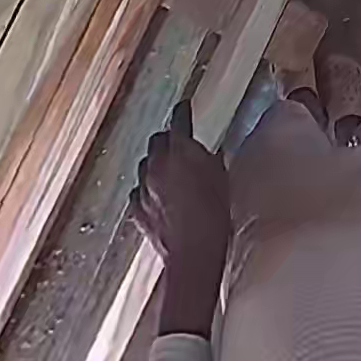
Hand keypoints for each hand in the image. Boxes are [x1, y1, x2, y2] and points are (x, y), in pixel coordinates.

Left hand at [131, 101, 230, 335]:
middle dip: (168, 139)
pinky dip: (147, 189)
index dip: (182, 112)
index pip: (179, 120)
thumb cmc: (215, 213)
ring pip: (145, 164)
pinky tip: (156, 195)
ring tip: (169, 171)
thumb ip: (210, 158)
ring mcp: (144, 187)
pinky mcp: (138, 209)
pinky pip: (138, 191)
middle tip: (179, 143)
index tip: (184, 107)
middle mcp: (157, 163)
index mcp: (181, 149)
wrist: (195, 252)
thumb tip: (209, 152)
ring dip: (156, 163)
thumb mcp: (222, 177)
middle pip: (158, 140)